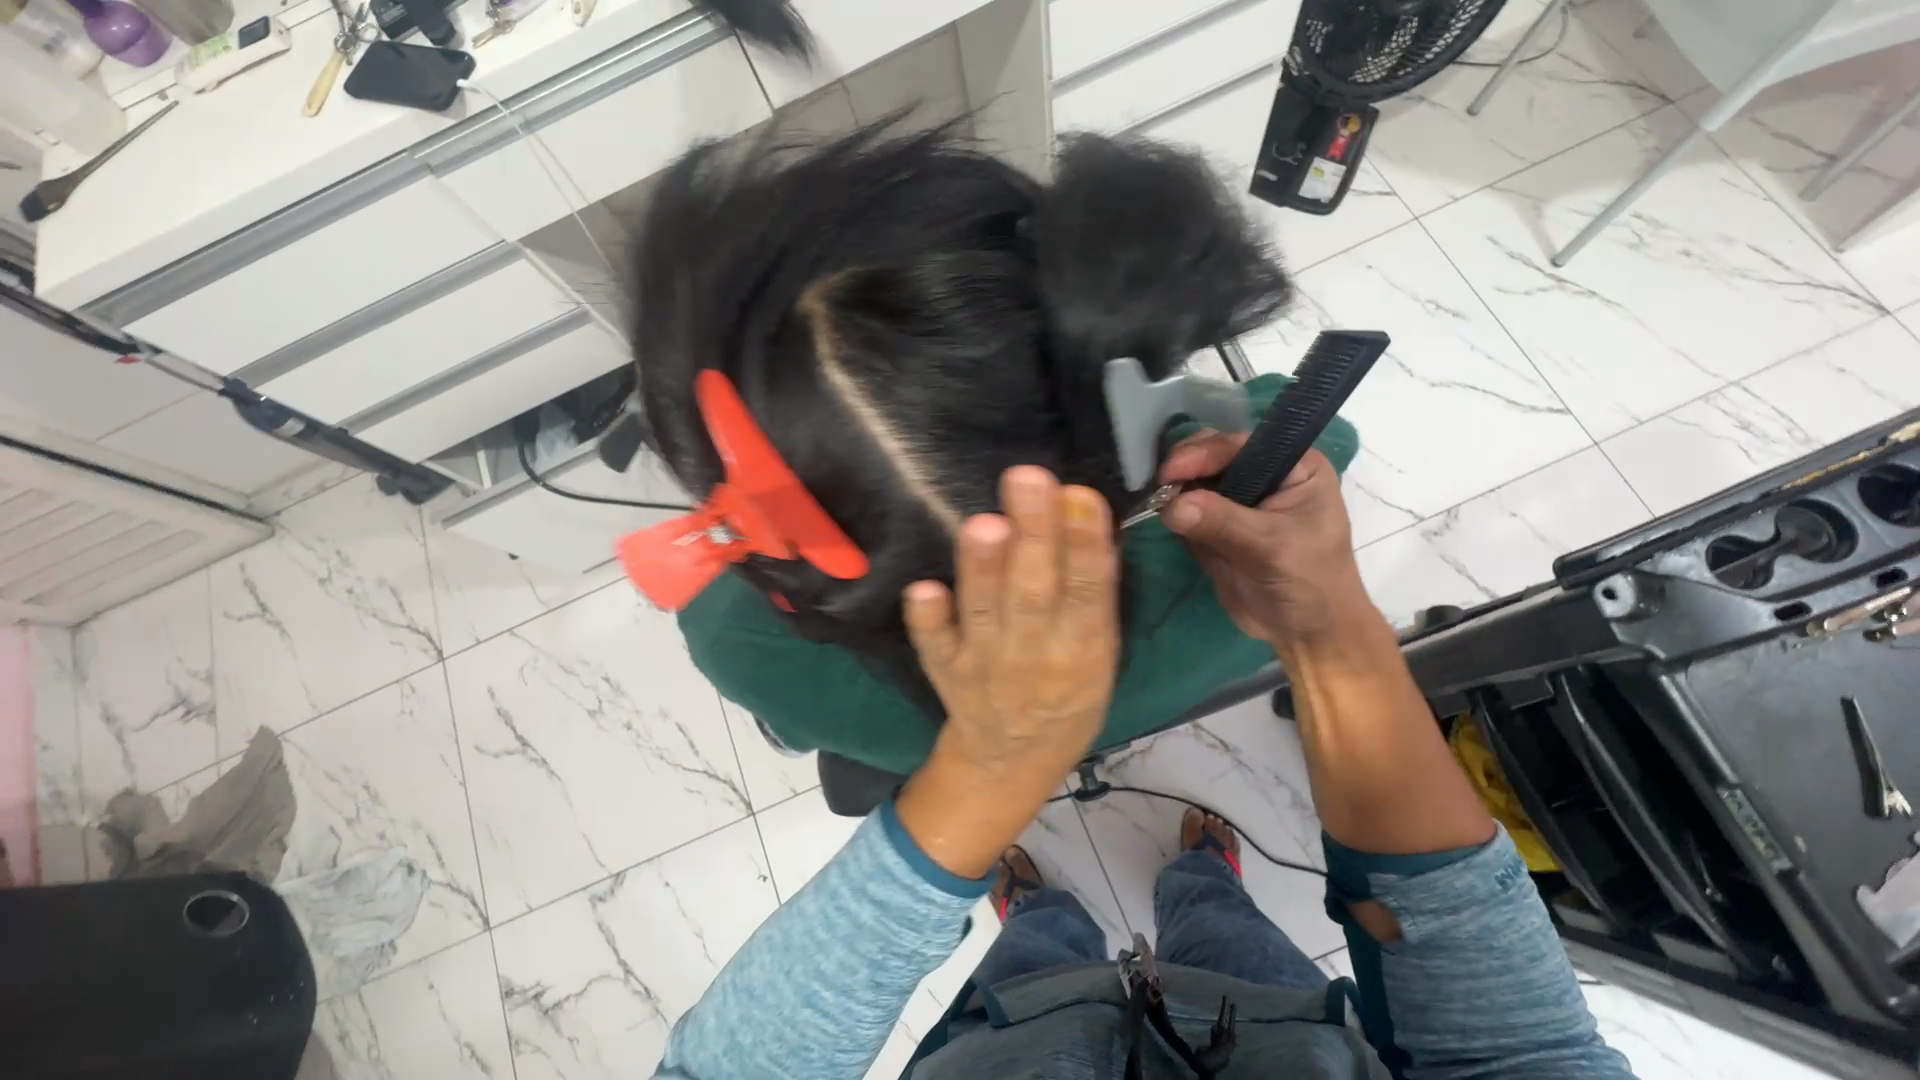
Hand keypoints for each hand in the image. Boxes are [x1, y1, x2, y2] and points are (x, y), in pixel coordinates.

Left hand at [893, 466, 1119, 878]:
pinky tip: (921, 592)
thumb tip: (1085, 516)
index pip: (1088, 590)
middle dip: (1033, 535)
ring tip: (984, 525)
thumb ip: (1093, 595)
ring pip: (986, 610)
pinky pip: (936, 647)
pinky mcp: (948, 670)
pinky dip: (928, 622)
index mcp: (1085, 649)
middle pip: (1035, 589)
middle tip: (1027, 479)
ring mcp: (987, 663)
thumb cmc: (1067, 694)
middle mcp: (1036, 653)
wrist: (1014, 758)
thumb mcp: (1100, 653)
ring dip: (983, 569)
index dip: (1084, 543)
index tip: (1078, 495)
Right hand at [1157, 432, 1372, 648]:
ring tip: (1155, 503)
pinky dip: (1171, 516)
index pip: (1239, 446)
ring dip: (1172, 492)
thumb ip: (1223, 522)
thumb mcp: (1271, 547)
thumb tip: (1171, 506)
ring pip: (1193, 484)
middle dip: (1184, 470)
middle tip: (1159, 488)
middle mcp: (1262, 477)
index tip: (1170, 472)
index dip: (1203, 454)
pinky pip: (1185, 513)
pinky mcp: (1215, 528)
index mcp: (1292, 467)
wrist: (1307, 633)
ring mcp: (1236, 502)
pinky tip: (1163, 520)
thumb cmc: (1309, 582)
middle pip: (1211, 458)